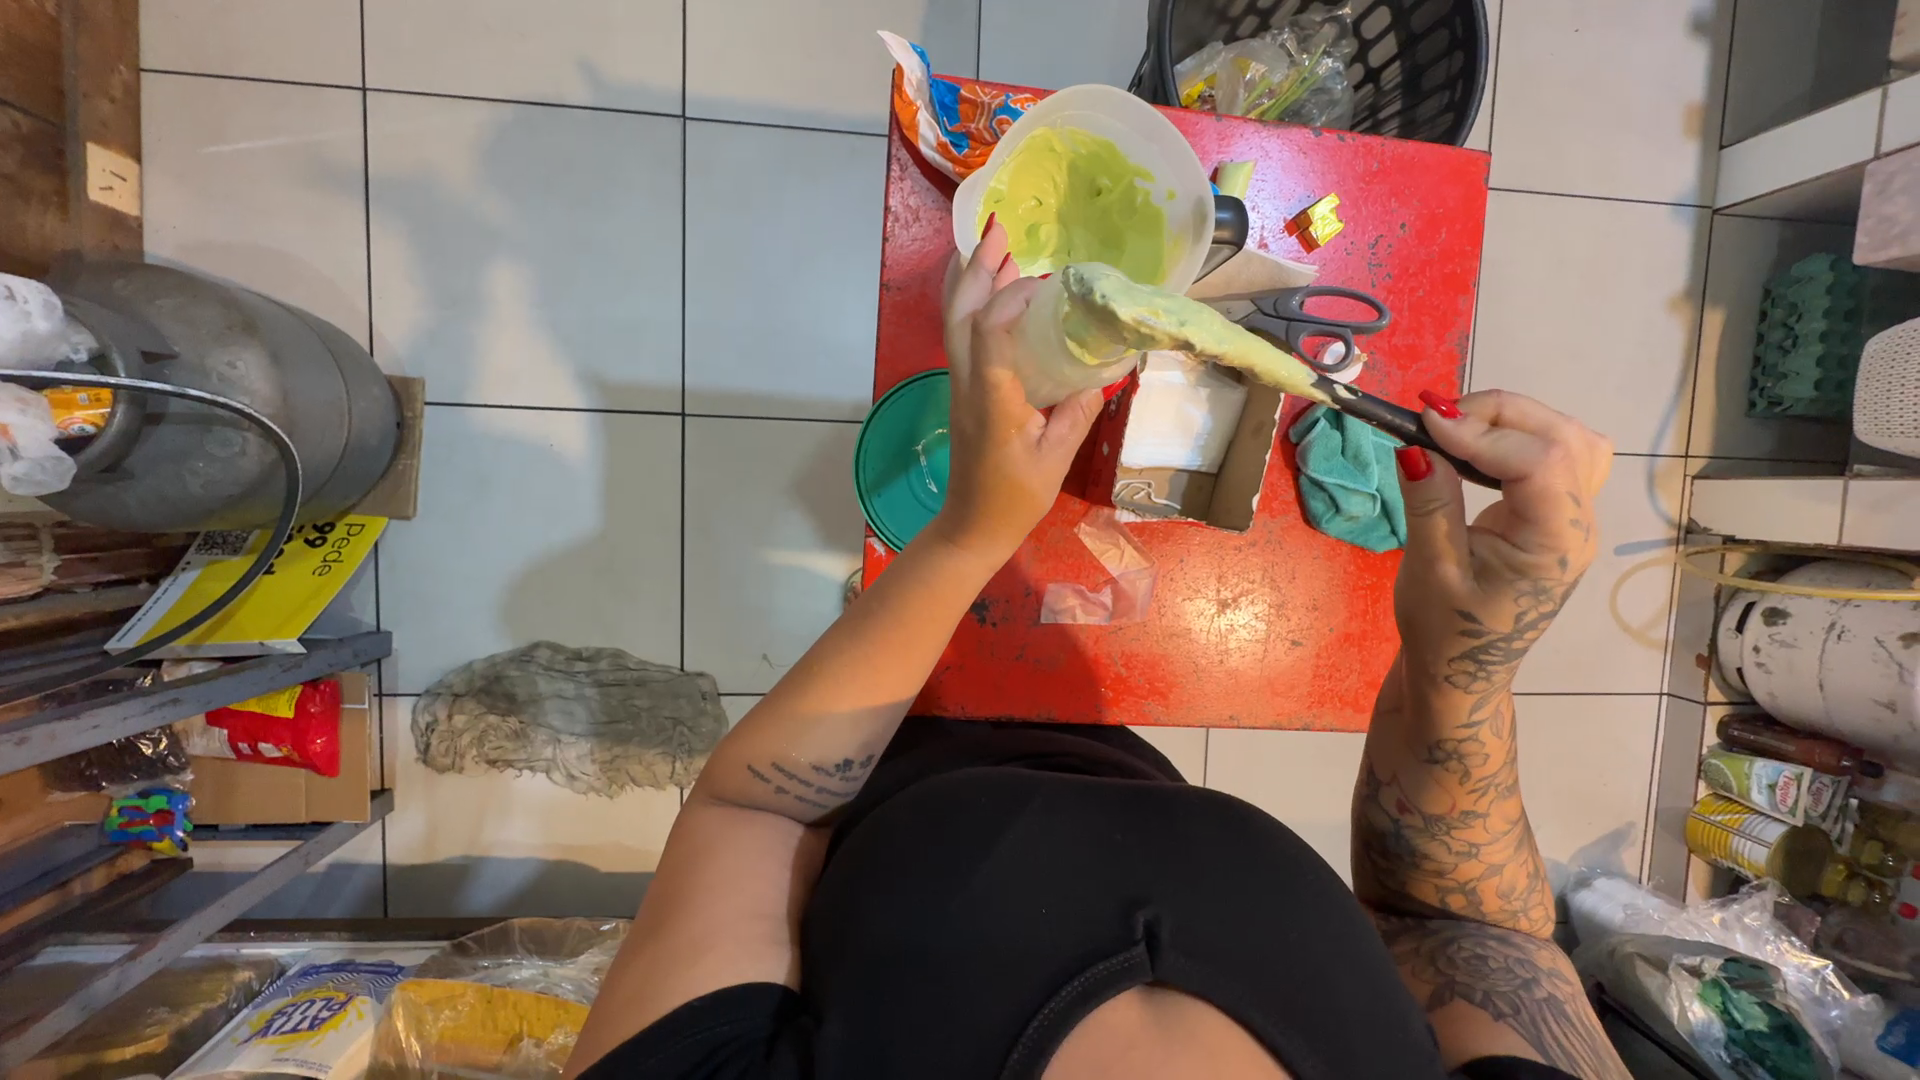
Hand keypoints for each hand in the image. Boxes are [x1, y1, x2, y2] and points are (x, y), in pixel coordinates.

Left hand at [927, 222, 1102, 560]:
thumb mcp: (1056, 459)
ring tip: (994, 244)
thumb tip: (1099, 371)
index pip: (989, 334)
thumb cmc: (1014, 499)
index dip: (1010, 300)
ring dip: (970, 281)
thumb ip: (1078, 411)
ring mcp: (958, 387)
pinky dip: (971, 305)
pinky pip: (960, 337)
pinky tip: (988, 290)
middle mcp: (967, 386)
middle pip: (959, 316)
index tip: (1042, 284)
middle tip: (1001, 231)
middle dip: (977, 270)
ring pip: (953, 323)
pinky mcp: (962, 392)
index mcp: (992, 401)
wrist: (972, 526)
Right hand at [1393, 390, 1612, 692]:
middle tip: (1434, 419)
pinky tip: (1477, 444)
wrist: (1462, 668)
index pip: (1538, 462)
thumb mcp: (1429, 570)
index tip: (1423, 422)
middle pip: (1564, 438)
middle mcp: (1577, 523)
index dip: (1482, 432)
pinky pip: (1555, 455)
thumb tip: (1414, 447)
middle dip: (1499, 414)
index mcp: (1554, 543)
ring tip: (1454, 427)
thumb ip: (1430, 504)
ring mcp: (1572, 517)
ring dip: (1513, 419)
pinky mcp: (1553, 513)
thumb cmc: (1445, 629)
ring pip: (1569, 439)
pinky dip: (1518, 436)